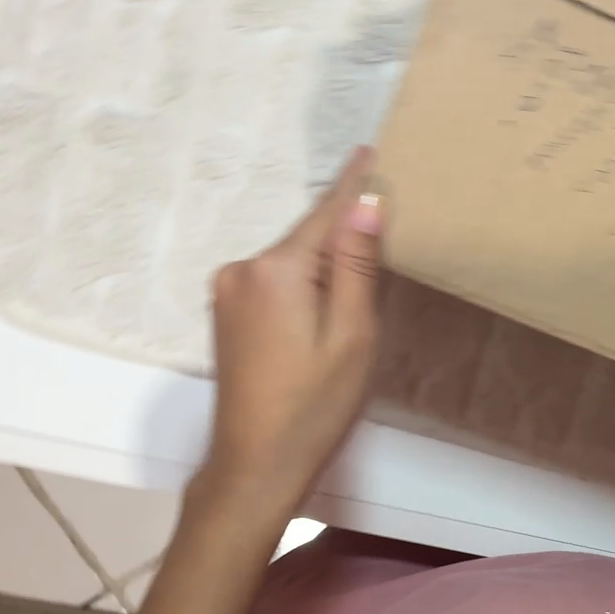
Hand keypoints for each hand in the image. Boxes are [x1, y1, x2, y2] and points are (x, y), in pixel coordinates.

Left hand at [197, 147, 382, 519]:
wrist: (256, 464)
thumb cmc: (315, 406)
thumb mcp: (352, 337)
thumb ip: (358, 268)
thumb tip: (367, 205)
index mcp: (278, 270)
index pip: (326, 214)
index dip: (354, 186)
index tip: (371, 150)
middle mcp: (243, 269)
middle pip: (308, 240)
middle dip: (345, 240)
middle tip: (388, 246)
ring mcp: (228, 292)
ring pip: (293, 265)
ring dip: (326, 270)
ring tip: (358, 300)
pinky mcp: (226, 315)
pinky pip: (276, 285)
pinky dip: (305, 288)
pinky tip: (324, 316)